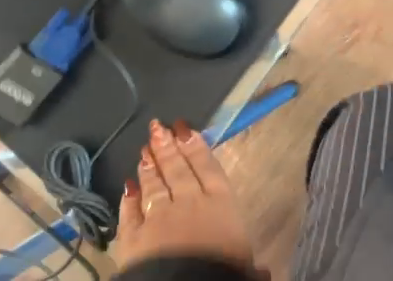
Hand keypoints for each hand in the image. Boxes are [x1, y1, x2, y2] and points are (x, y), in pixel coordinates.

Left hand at [115, 119, 255, 272]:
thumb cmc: (221, 268)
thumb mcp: (244, 262)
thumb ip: (251, 261)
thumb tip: (266, 273)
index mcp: (219, 200)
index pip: (206, 165)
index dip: (195, 145)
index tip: (183, 126)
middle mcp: (189, 200)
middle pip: (177, 168)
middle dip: (167, 147)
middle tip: (157, 127)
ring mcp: (158, 216)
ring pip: (154, 185)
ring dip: (149, 167)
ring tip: (144, 150)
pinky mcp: (134, 237)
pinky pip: (130, 214)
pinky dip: (128, 199)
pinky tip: (127, 187)